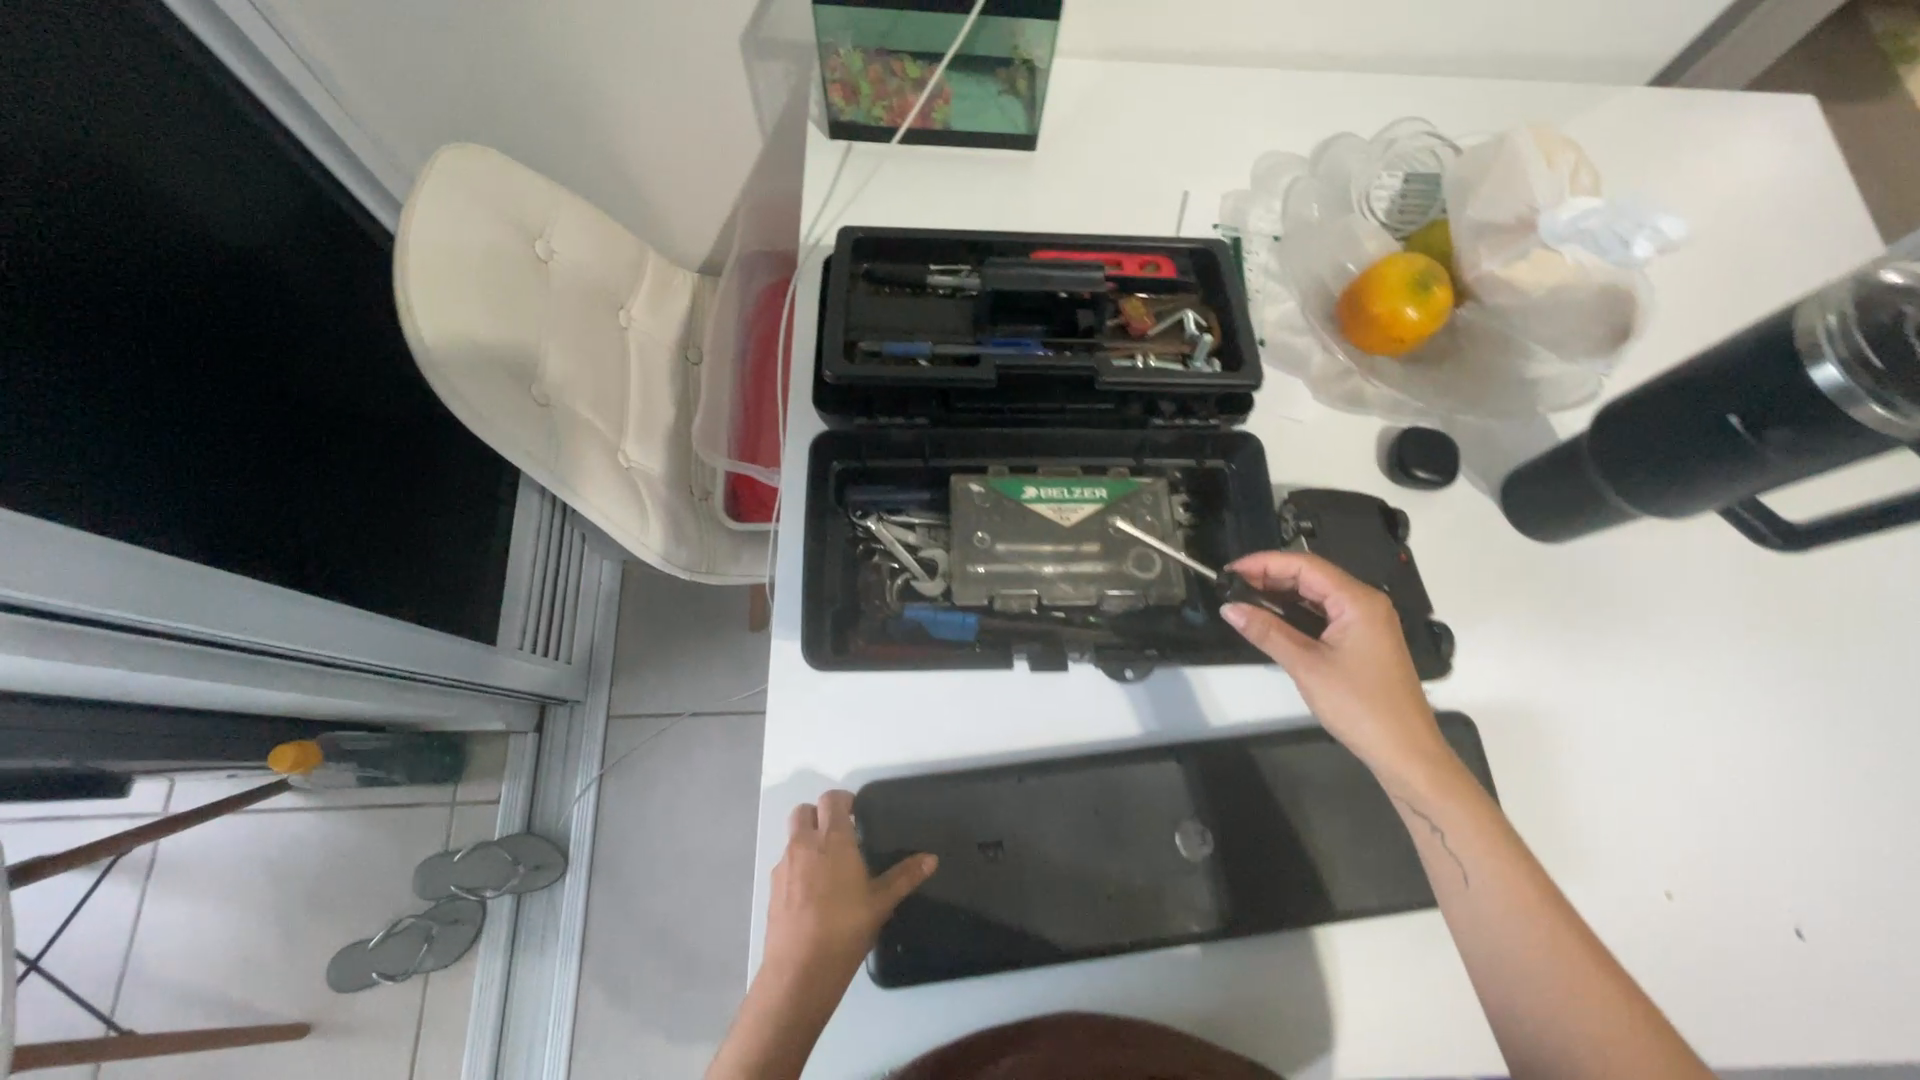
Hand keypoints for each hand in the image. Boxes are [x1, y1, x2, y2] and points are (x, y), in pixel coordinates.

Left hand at [762, 790, 936, 988]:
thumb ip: (905, 876)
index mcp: (832, 840)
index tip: (857, 812)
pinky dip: (799, 866)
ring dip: (808, 839)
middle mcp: (804, 845)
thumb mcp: (881, 902)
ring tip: (830, 866)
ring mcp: (784, 866)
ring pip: (793, 837)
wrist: (800, 970)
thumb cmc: (846, 929)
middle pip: (804, 811)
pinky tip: (814, 894)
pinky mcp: (772, 888)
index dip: (843, 800)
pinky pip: (786, 864)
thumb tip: (931, 858)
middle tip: (841, 833)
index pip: (831, 799)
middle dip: (820, 814)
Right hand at [1220, 552, 1450, 781]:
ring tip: (1243, 600)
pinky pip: (1325, 614)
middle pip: (1312, 576)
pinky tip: (1272, 620)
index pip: (1305, 565)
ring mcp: (1366, 621)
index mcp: (1357, 600)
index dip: (1264, 563)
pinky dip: (1296, 613)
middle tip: (1230, 587)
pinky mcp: (1363, 640)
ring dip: (1281, 595)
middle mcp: (1365, 602)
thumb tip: (1229, 608)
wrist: (1405, 750)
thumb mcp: (1307, 666)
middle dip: (1270, 577)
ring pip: (1317, 595)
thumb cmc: (1359, 705)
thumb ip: (1267, 632)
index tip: (1229, 571)